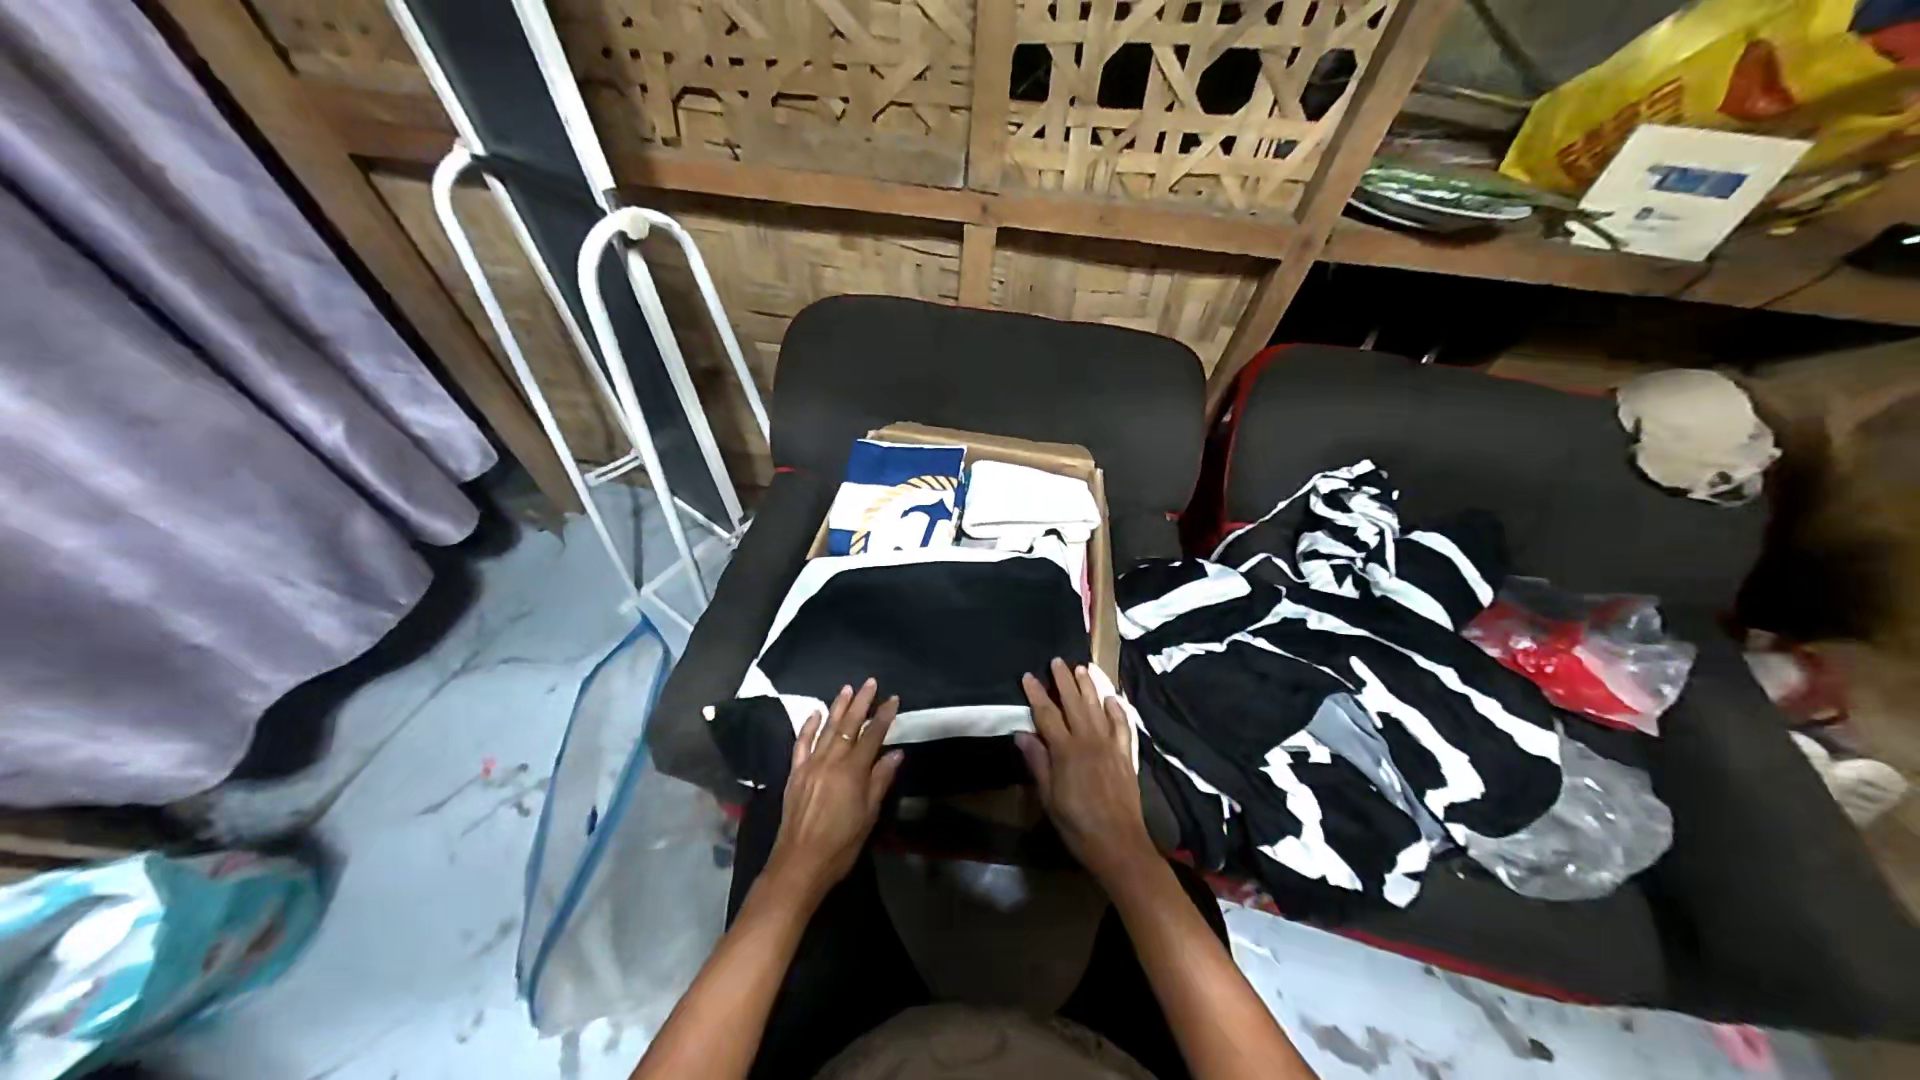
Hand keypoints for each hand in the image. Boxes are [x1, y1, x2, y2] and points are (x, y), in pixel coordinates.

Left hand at [763, 678, 902, 906]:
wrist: (800, 863)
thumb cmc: (841, 843)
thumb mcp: (869, 814)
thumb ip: (880, 780)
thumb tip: (895, 752)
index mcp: (853, 770)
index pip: (873, 735)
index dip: (884, 716)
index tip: (893, 699)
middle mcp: (831, 761)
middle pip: (849, 725)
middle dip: (861, 702)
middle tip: (871, 682)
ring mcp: (810, 765)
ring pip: (826, 729)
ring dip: (838, 707)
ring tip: (847, 689)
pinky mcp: (795, 773)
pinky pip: (801, 743)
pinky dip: (808, 726)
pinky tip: (815, 713)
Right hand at [1017, 658, 1158, 885]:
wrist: (1119, 844)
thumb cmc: (1077, 825)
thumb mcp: (1049, 798)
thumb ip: (1037, 763)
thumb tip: (1022, 734)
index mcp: (1065, 751)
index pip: (1047, 714)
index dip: (1036, 694)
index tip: (1028, 676)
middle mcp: (1089, 741)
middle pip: (1074, 703)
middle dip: (1063, 681)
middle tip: (1056, 661)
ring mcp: (1110, 746)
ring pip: (1098, 708)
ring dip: (1089, 687)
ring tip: (1082, 668)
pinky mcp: (1126, 755)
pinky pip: (1122, 725)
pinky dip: (1117, 709)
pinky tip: (1112, 698)